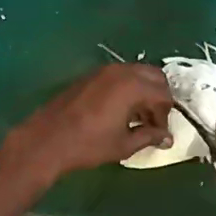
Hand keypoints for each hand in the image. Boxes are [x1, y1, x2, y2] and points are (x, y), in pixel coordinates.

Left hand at [0, 64, 175, 185]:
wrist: (48, 139)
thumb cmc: (89, 144)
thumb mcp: (124, 144)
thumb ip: (149, 136)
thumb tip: (167, 138)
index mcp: (133, 86)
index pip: (163, 94)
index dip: (165, 115)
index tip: (160, 133)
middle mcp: (121, 71)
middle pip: (154, 76)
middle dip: (158, 97)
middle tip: (153, 120)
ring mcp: (103, 71)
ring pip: (136, 73)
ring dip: (143, 91)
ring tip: (137, 117)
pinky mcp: (90, 75)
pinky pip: (119, 76)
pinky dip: (128, 88)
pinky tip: (120, 111)